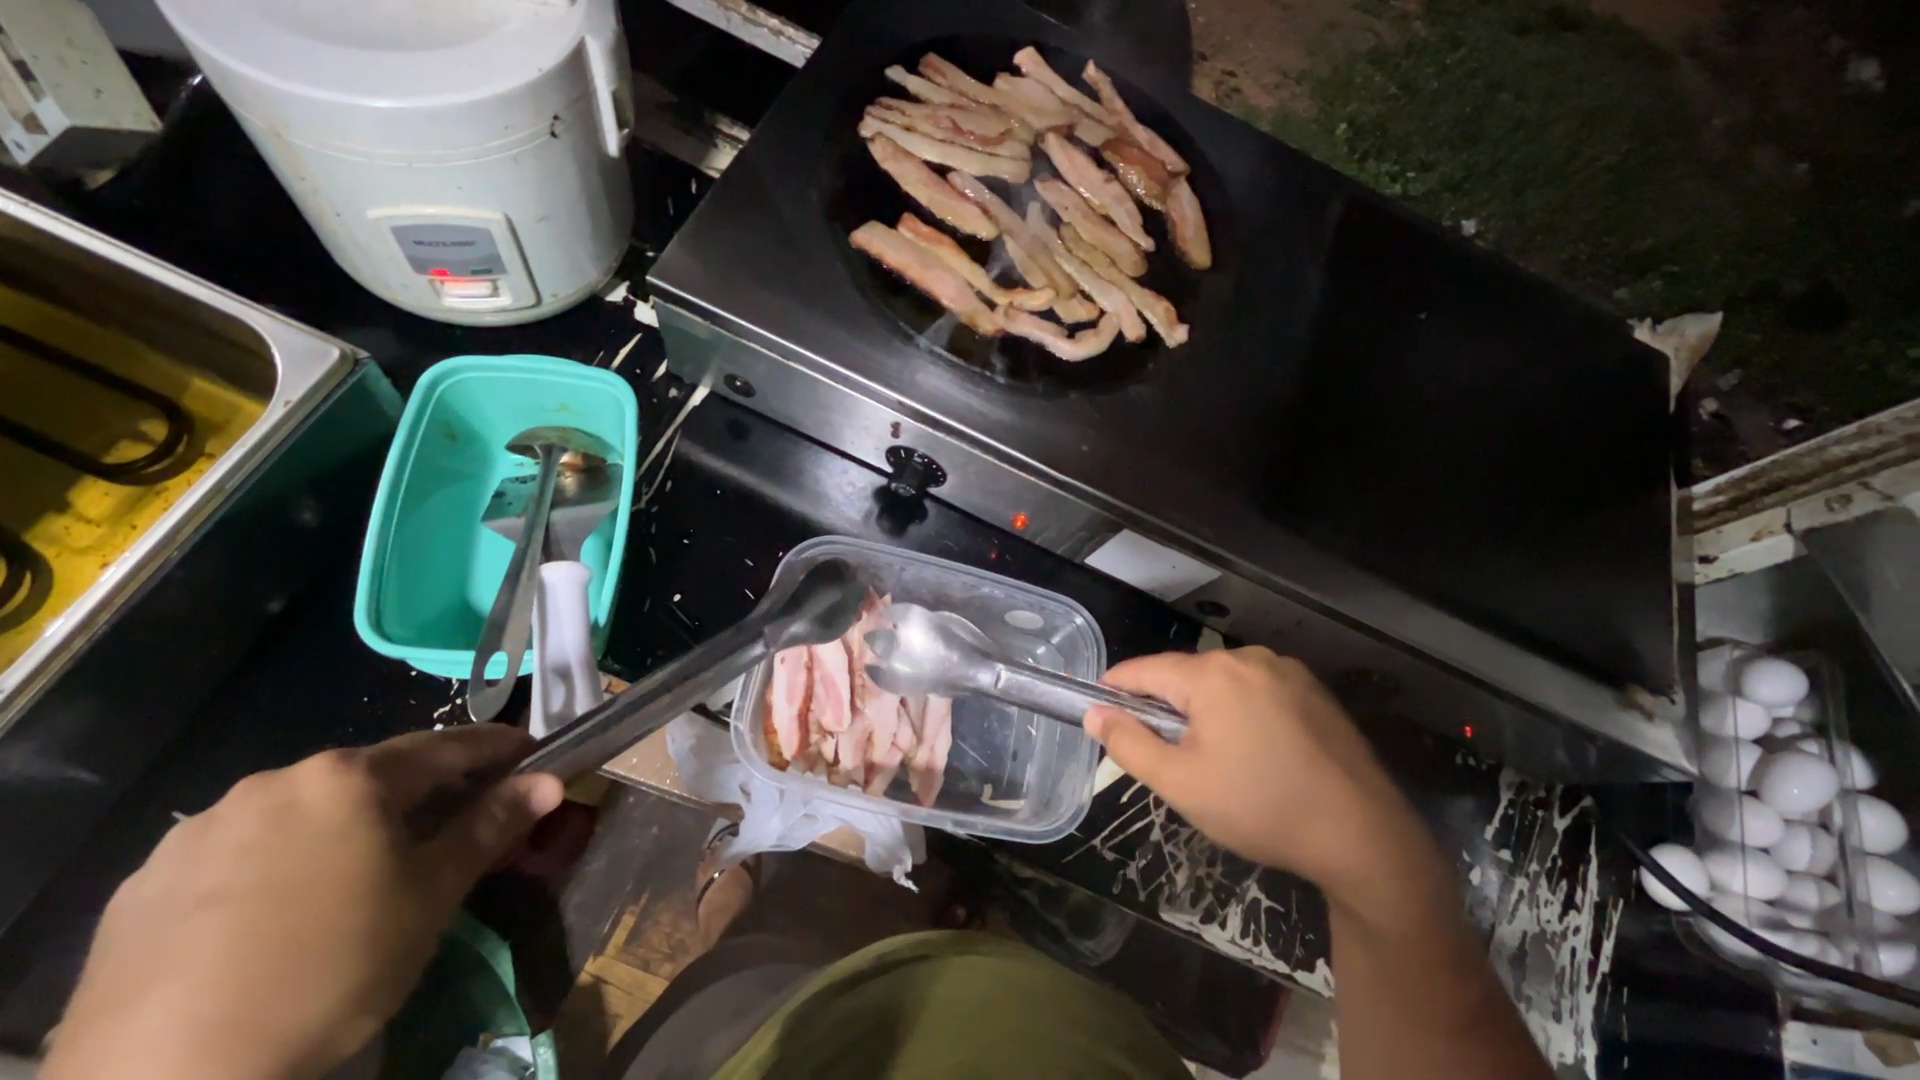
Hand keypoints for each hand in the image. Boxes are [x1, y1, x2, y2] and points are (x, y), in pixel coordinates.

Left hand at [43, 725, 564, 1079]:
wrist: (169, 1071)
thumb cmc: (333, 967)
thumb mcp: (431, 897)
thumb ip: (489, 828)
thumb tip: (548, 780)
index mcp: (348, 779)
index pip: (442, 747)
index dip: (493, 748)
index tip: (527, 751)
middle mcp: (273, 783)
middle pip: (365, 777)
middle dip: (413, 795)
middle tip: (447, 826)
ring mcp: (200, 828)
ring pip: (297, 814)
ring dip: (339, 829)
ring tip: (354, 879)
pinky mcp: (145, 881)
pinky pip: (235, 855)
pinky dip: (274, 866)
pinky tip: (275, 916)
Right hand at [1085, 648, 1444, 912]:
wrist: (1361, 834)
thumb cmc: (1259, 807)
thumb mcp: (1180, 783)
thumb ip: (1129, 744)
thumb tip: (1094, 713)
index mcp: (1211, 675)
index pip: (1144, 669)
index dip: (1115, 689)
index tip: (1097, 709)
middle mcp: (1249, 659)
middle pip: (1185, 675)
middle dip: (1164, 706)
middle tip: (1158, 751)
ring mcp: (1288, 672)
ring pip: (1223, 684)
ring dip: (1204, 710)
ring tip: (1207, 757)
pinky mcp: (1315, 692)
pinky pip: (1258, 692)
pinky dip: (1240, 712)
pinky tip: (1251, 752)